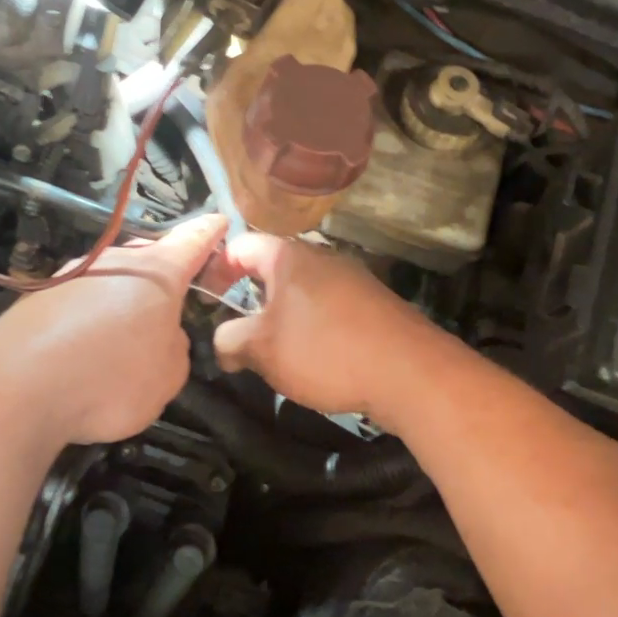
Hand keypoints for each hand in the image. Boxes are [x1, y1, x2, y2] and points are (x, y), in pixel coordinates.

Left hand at [0, 214, 227, 445]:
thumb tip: (160, 334)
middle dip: (163, 277)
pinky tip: (81, 356)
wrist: (16, 390)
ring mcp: (71, 276)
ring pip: (110, 283)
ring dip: (120, 304)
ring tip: (121, 344)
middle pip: (149, 260)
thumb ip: (175, 347)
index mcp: (157, 272)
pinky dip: (86, 324)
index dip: (211, 233)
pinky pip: (76, 306)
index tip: (221, 222)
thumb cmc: (111, 378)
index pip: (194, 240)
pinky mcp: (37, 299)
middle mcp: (115, 261)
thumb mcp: (169, 375)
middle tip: (172, 307)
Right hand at [211, 233, 461, 420]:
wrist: (409, 371)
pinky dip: (314, 327)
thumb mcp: (262, 349)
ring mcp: (352, 278)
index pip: (240, 245)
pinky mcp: (373, 303)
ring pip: (302, 291)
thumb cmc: (325, 350)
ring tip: (276, 353)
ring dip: (284, 317)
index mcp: (288, 255)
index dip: (216, 269)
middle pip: (273, 268)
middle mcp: (321, 256)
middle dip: (252, 300)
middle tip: (240, 334)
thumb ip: (230, 340)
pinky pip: (330, 308)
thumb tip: (223, 343)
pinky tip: (317, 360)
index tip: (208, 302)